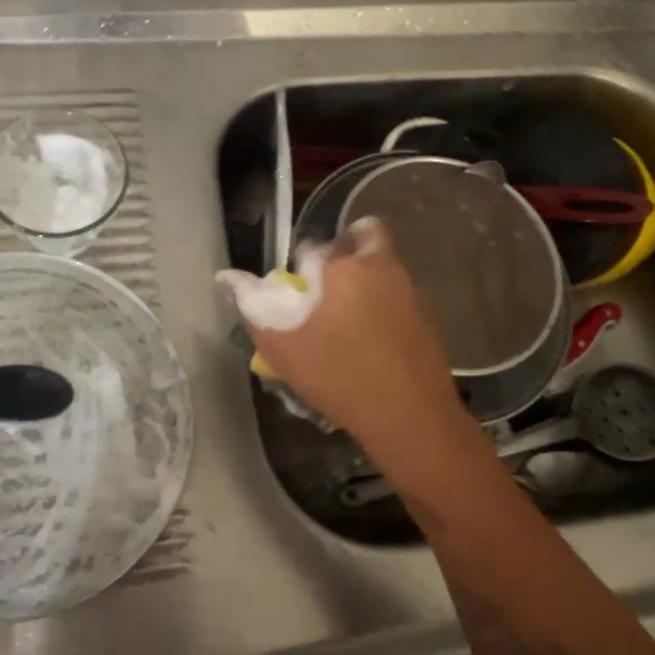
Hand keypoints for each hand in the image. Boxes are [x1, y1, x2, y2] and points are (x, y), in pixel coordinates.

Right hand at [220, 218, 463, 445]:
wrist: (409, 416)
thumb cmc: (338, 375)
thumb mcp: (282, 346)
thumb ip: (251, 304)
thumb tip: (225, 276)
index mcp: (344, 266)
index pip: (314, 247)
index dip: (303, 266)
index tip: (299, 291)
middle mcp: (382, 267)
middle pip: (364, 238)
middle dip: (345, 252)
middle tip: (328, 287)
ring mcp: (412, 291)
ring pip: (385, 268)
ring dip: (367, 280)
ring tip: (348, 321)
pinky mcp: (430, 318)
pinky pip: (401, 298)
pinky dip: (386, 308)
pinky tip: (374, 343)